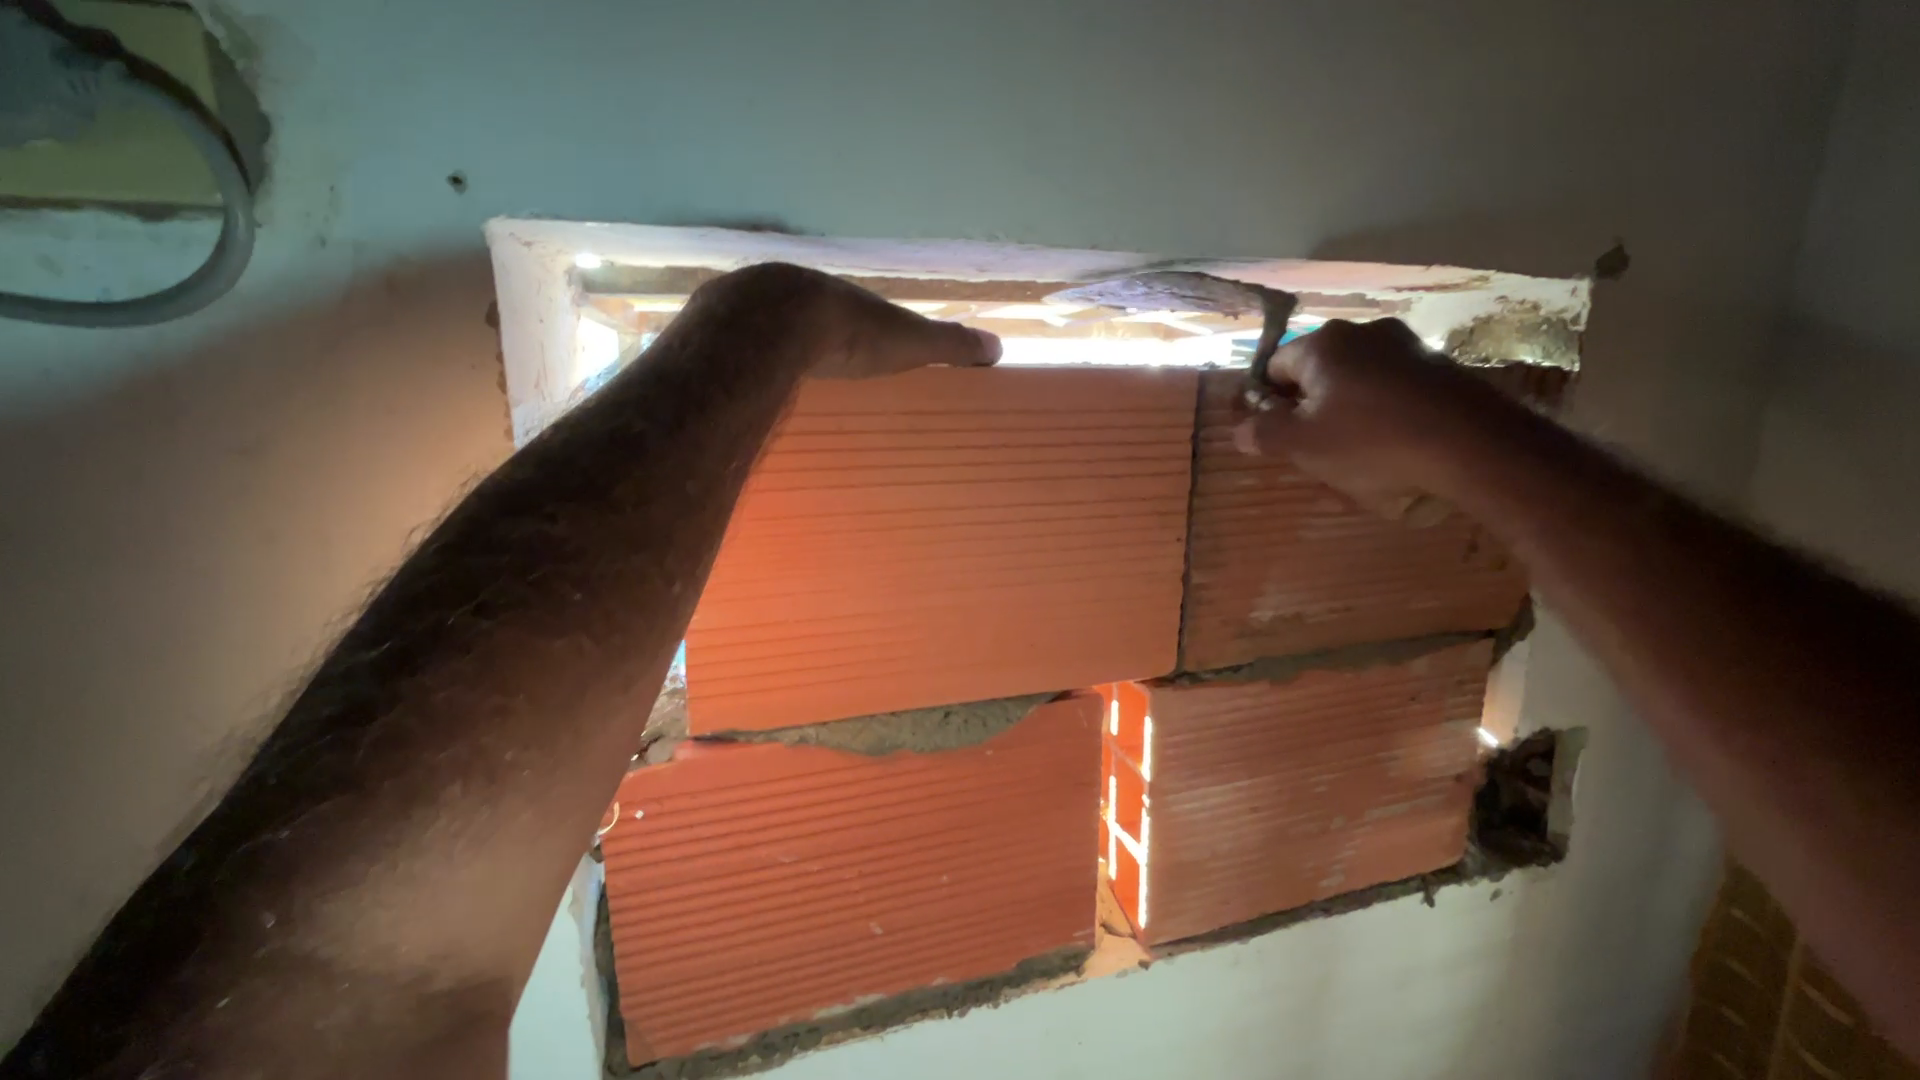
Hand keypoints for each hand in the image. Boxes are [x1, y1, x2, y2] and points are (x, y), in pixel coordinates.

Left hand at [691, 263, 1000, 378]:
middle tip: (817, 369)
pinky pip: (726, 344)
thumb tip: (998, 347)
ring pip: (760, 329)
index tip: (862, 353)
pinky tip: (735, 379)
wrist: (770, 322)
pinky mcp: (715, 327)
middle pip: (803, 319)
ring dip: (768, 348)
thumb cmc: (847, 332)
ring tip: (776, 379)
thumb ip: (949, 344)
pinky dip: (735, 358)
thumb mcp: (908, 341)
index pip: (851, 314)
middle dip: (810, 341)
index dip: (858, 333)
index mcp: (838, 299)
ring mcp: (748, 305)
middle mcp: (792, 293)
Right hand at [1234, 318, 1518, 504]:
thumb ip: (1263, 434)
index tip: (1272, 435)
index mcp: (1322, 344)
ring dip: (1346, 410)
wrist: (1475, 446)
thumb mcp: (1303, 447)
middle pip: (1317, 373)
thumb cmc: (1372, 443)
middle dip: (1308, 407)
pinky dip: (1384, 412)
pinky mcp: (1440, 367)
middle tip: (1312, 448)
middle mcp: (1363, 333)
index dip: (1266, 403)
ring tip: (1354, 452)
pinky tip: (1393, 445)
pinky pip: (1393, 389)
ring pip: (1356, 381)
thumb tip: (1239, 430)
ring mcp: (1407, 346)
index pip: (1273, 368)